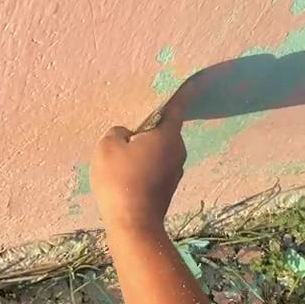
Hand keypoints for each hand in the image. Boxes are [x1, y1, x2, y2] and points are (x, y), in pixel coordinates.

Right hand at [91, 102, 186, 232]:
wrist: (133, 224)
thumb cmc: (120, 179)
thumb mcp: (107, 146)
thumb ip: (117, 131)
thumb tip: (127, 135)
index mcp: (167, 135)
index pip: (176, 106)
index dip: (184, 91)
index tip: (196, 79)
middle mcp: (178, 150)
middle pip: (163, 130)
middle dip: (148, 127)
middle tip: (126, 130)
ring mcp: (175, 171)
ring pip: (158, 149)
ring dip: (144, 149)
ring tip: (121, 157)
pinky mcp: (167, 187)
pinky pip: (155, 166)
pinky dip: (143, 165)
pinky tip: (126, 175)